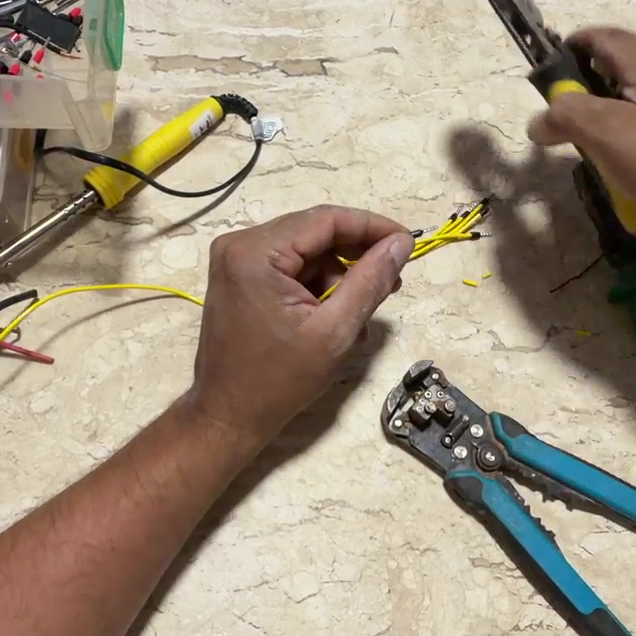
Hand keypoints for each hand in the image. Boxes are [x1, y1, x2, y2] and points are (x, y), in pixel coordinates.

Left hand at [183, 206, 413, 442]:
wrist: (228, 415)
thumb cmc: (279, 381)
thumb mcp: (335, 331)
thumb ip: (370, 282)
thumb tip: (401, 244)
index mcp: (255, 252)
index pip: (325, 220)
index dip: (371, 227)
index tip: (406, 243)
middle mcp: (240, 245)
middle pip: (314, 232)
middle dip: (356, 254)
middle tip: (393, 279)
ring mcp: (236, 261)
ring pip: (306, 251)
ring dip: (339, 275)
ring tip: (363, 311)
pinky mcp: (240, 278)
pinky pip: (290, 267)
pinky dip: (317, 286)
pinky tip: (337, 315)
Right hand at [526, 27, 635, 250]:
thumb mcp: (608, 132)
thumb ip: (567, 117)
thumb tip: (538, 120)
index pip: (597, 38)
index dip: (566, 53)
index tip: (543, 84)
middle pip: (618, 74)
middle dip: (588, 100)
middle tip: (567, 131)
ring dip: (614, 133)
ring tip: (601, 162)